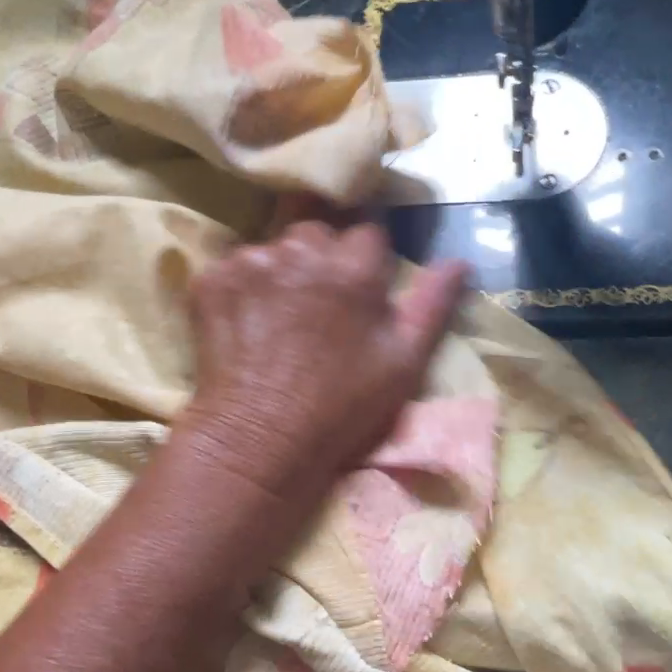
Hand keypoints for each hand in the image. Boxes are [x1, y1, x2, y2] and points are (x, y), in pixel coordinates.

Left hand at [183, 220, 468, 496]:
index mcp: (355, 270)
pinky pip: (233, 267)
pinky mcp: (211, 280)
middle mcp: (301, 251)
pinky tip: (248, 326)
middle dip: (322, 256)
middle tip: (319, 305)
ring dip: (281, 270)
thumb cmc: (343, 409)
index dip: (367, 259)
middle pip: (317, 229)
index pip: (368, 231)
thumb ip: (432, 305)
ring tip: (280, 318)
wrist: (262, 441)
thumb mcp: (403, 364)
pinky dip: (242, 289)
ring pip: (273, 246)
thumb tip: (459, 260)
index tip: (362, 288)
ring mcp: (251, 262)